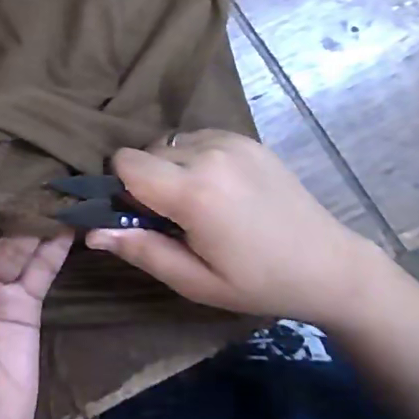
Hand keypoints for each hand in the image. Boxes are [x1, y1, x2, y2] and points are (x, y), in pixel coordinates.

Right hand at [86, 130, 379, 322]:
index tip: (141, 213)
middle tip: (175, 216)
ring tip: (200, 201)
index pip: (125, 161)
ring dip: (171, 167)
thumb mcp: (196, 281)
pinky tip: (220, 188)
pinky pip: (197, 137)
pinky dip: (194, 158)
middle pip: (146, 151)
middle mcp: (209, 153)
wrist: (328, 263)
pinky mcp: (245, 137)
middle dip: (148, 180)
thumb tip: (91, 232)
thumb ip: (141, 250)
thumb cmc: (258, 282)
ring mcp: (230, 140)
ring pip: (170, 142)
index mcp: (195, 192)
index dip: (122, 186)